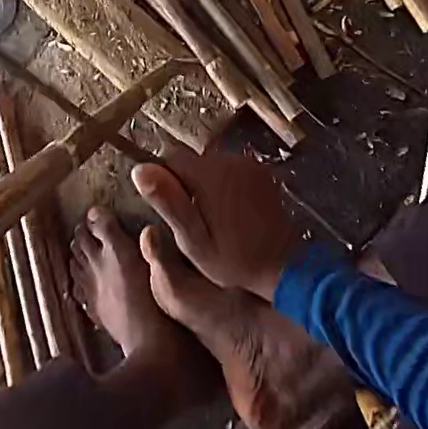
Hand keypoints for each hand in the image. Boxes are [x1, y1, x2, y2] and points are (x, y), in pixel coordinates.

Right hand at [132, 151, 298, 301]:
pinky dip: (224, 186)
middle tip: (194, 220)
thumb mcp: (193, 240)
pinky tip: (231, 213)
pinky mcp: (261, 173)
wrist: (287, 270)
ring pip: (210, 165)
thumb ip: (168, 203)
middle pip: (191, 161)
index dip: (164, 181)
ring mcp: (250, 166)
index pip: (171, 158)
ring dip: (205, 185)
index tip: (172, 209)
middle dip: (186, 184)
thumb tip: (140, 170)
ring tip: (214, 219)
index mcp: (211, 176)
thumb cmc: (234, 261)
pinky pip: (230, 171)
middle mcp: (231, 162)